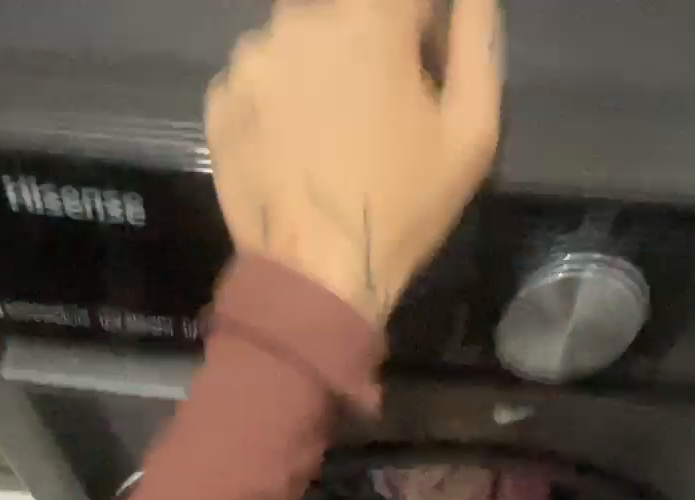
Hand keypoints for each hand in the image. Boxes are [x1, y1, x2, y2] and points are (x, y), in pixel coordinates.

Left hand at [204, 0, 503, 323]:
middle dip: (364, 49)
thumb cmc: (402, 209)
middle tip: (372, 117)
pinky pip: (257, 84)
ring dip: (315, 74)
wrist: (316, 278)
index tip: (419, 71)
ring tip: (326, 139)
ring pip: (296, 45)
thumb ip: (476, 40)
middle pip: (344, 13)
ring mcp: (250, 61)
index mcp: (369, 14)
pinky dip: (274, 105)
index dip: (418, 31)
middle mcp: (300, 17)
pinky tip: (291, 152)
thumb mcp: (472, 131)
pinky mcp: (218, 103)